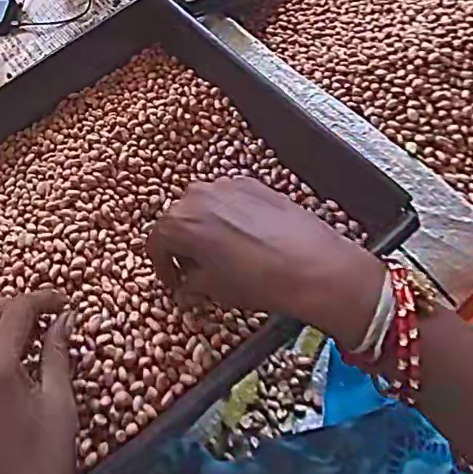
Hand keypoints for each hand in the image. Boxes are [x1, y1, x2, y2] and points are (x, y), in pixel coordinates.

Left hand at [0, 290, 72, 473]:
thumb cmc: (43, 468)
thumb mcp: (59, 405)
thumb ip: (58, 353)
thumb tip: (64, 319)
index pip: (16, 310)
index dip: (43, 299)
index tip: (64, 303)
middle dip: (12, 308)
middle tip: (42, 325)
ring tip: (24, 348)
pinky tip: (2, 378)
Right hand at [146, 177, 384, 343]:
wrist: (316, 267)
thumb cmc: (262, 281)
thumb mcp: (216, 289)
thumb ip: (192, 282)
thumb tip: (187, 284)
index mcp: (180, 222)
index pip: (156, 241)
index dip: (162, 265)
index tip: (173, 280)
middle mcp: (198, 196)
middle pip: (177, 218)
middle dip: (182, 244)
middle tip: (195, 269)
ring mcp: (227, 185)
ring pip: (203, 205)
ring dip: (204, 226)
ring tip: (221, 253)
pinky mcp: (253, 184)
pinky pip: (228, 198)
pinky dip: (228, 215)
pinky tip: (244, 238)